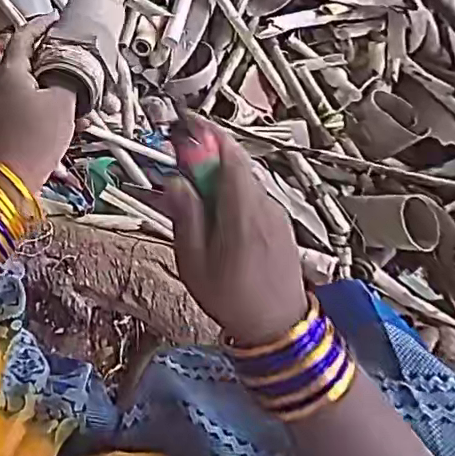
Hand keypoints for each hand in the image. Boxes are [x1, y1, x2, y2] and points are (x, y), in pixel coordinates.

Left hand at [0, 14, 77, 187]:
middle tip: (76, 60)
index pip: (24, 35)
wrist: (6, 180)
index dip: (42, 25)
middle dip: (56, 60)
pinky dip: (49, 107)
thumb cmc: (30, 141)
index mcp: (10, 71)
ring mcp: (0, 103)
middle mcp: (0, 83)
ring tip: (80, 100)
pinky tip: (70, 122)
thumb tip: (71, 68)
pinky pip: (30, 105)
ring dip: (57, 88)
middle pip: (29, 59)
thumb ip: (68, 78)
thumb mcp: (61, 104)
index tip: (57, 21)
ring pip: (33, 84)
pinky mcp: (5, 122)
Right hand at [157, 114, 309, 343]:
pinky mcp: (279, 224)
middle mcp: (265, 208)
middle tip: (179, 153)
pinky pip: (251, 192)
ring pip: (244, 176)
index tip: (185, 125)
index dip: (205, 135)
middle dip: (206, 151)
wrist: (278, 329)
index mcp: (244, 213)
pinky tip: (214, 204)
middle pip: (236, 162)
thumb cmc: (235, 299)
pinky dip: (230, 187)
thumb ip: (186, 215)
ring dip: (217, 171)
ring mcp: (276, 215)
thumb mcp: (194, 259)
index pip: (229, 156)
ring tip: (192, 184)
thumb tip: (175, 183)